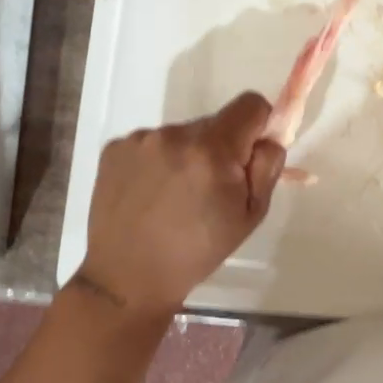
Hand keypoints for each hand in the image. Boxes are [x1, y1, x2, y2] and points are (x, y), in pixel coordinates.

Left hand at [79, 93, 286, 317]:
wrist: (128, 278)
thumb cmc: (198, 251)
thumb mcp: (251, 215)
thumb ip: (267, 166)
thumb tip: (269, 137)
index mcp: (212, 150)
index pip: (250, 104)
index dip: (259, 125)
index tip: (250, 156)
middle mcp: (173, 135)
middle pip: (215, 122)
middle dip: (222, 147)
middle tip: (212, 188)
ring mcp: (139, 140)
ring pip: (183, 134)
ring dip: (189, 155)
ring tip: (177, 196)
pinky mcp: (114, 149)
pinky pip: (152, 143)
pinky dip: (159, 162)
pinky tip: (152, 194)